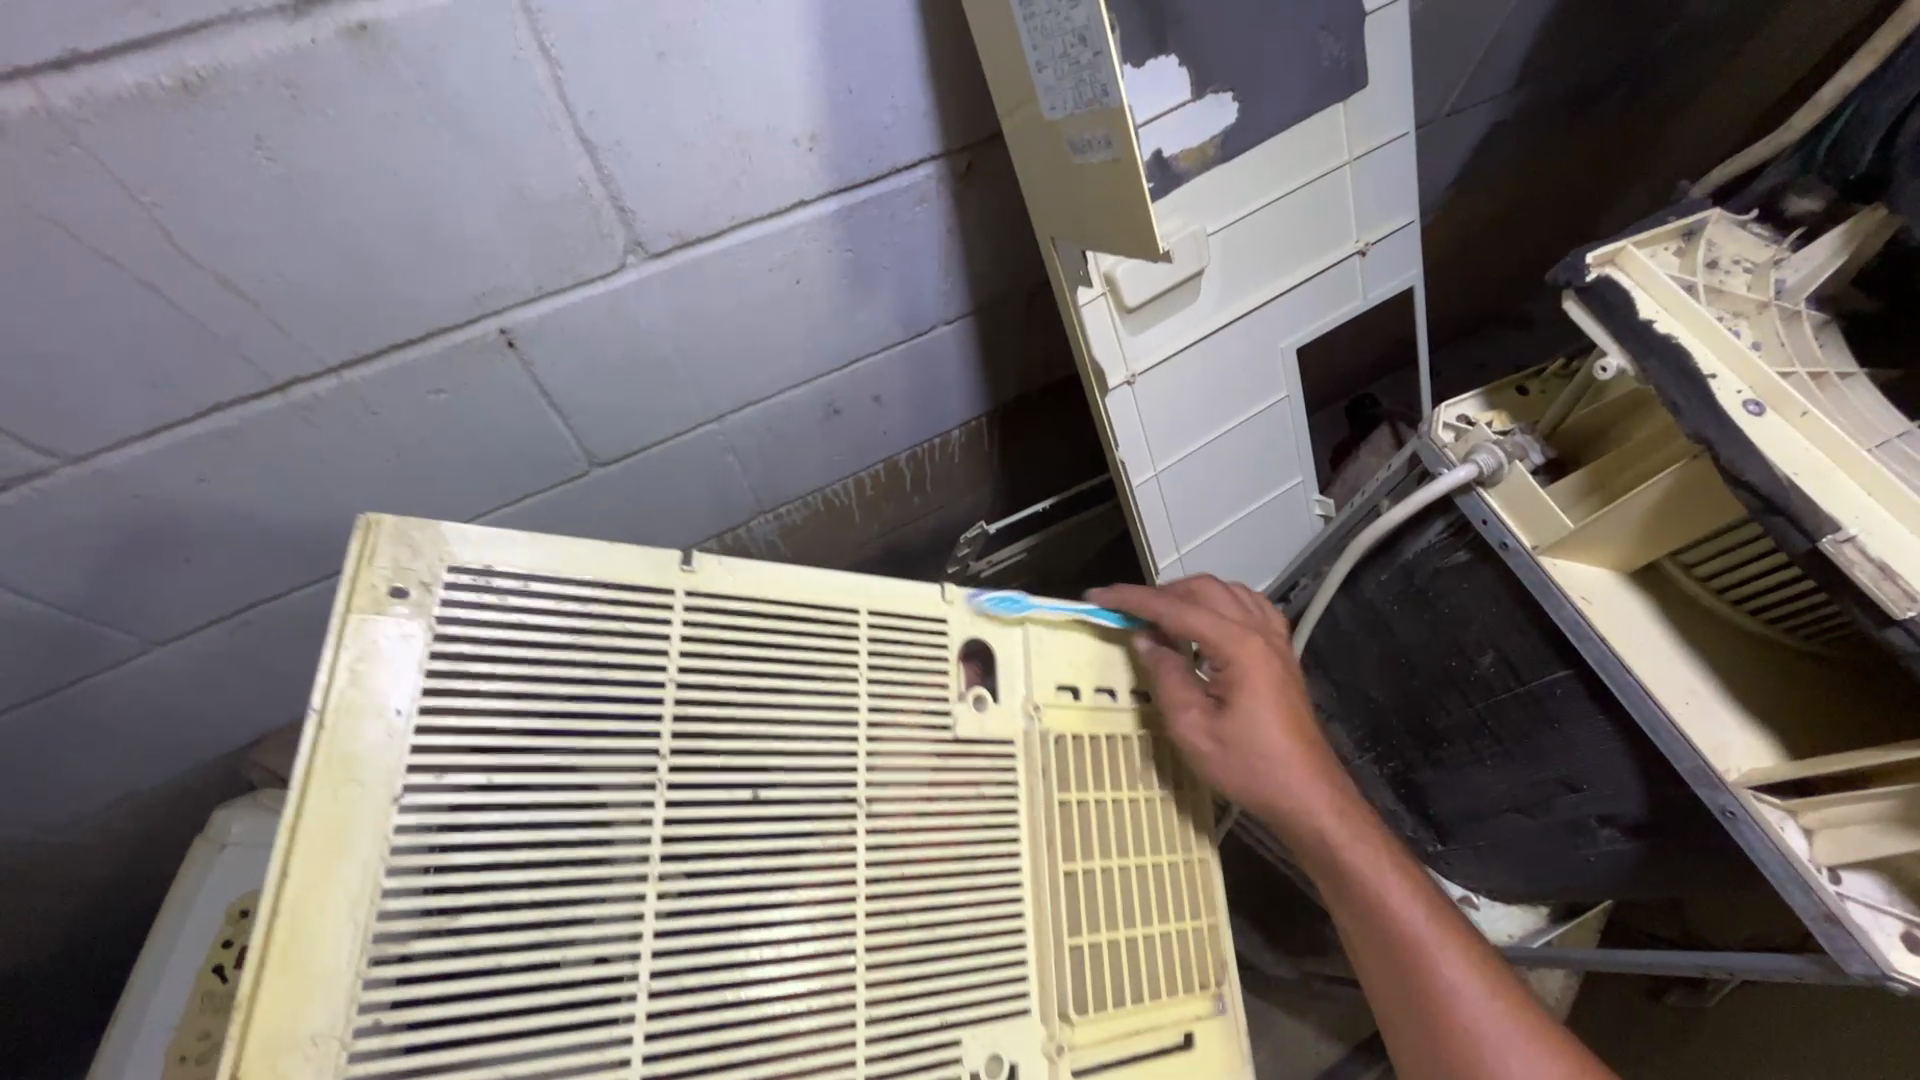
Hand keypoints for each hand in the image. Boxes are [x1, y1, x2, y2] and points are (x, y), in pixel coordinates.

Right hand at [1087, 576, 1363, 849]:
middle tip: (1126, 613)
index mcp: (1238, 646)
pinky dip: (1218, 605)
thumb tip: (1144, 639)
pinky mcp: (1281, 652)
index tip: (1097, 596)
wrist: (1307, 794)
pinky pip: (1248, 607)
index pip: (1175, 609)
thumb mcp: (1192, 728)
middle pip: (1203, 589)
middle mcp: (1259, 631)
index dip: (1132, 599)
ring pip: (1226, 592)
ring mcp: (1275, 639)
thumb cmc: (1249, 767)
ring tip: (1159, 618)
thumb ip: (1166, 676)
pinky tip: (1204, 623)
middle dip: (1159, 594)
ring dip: (1188, 596)